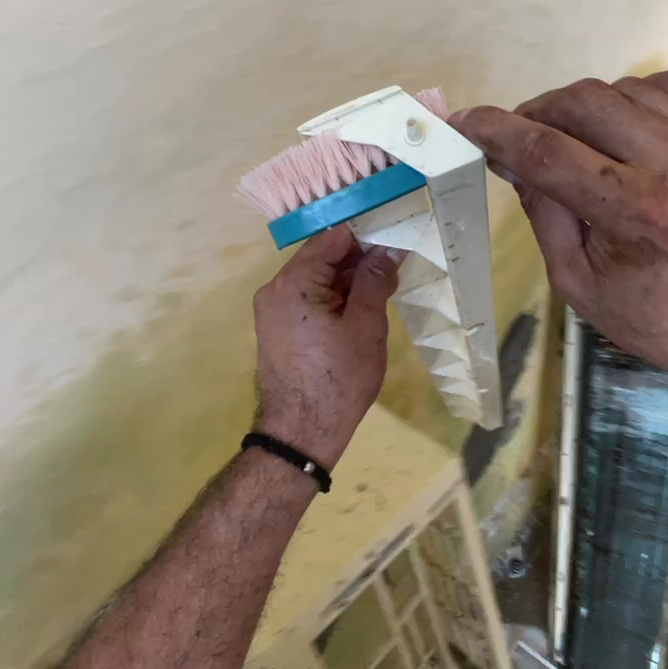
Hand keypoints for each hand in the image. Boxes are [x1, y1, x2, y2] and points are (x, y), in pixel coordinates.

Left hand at [251, 225, 398, 467]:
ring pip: (315, 281)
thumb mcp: (366, 327)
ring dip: (347, 282)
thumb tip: (387, 249)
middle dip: (358, 260)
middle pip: (321, 258)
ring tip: (383, 292)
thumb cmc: (337, 380)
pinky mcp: (276, 330)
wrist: (300, 434)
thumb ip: (375, 280)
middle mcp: (275, 289)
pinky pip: (307, 301)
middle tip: (395, 267)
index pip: (331, 238)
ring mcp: (272, 311)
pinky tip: (359, 312)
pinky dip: (333, 300)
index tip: (394, 234)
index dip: (364, 233)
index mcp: (293, 282)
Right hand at [452, 65, 667, 411]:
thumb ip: (543, 212)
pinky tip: (634, 123)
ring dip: (588, 108)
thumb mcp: (578, 281)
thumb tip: (512, 158)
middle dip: (538, 113)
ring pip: (628, 87)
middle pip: (584, 102)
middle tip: (523, 138)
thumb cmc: (658, 319)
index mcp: (637, 212)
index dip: (496, 130)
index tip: (465, 120)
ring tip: (580, 140)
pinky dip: (645, 92)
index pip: (547, 151)